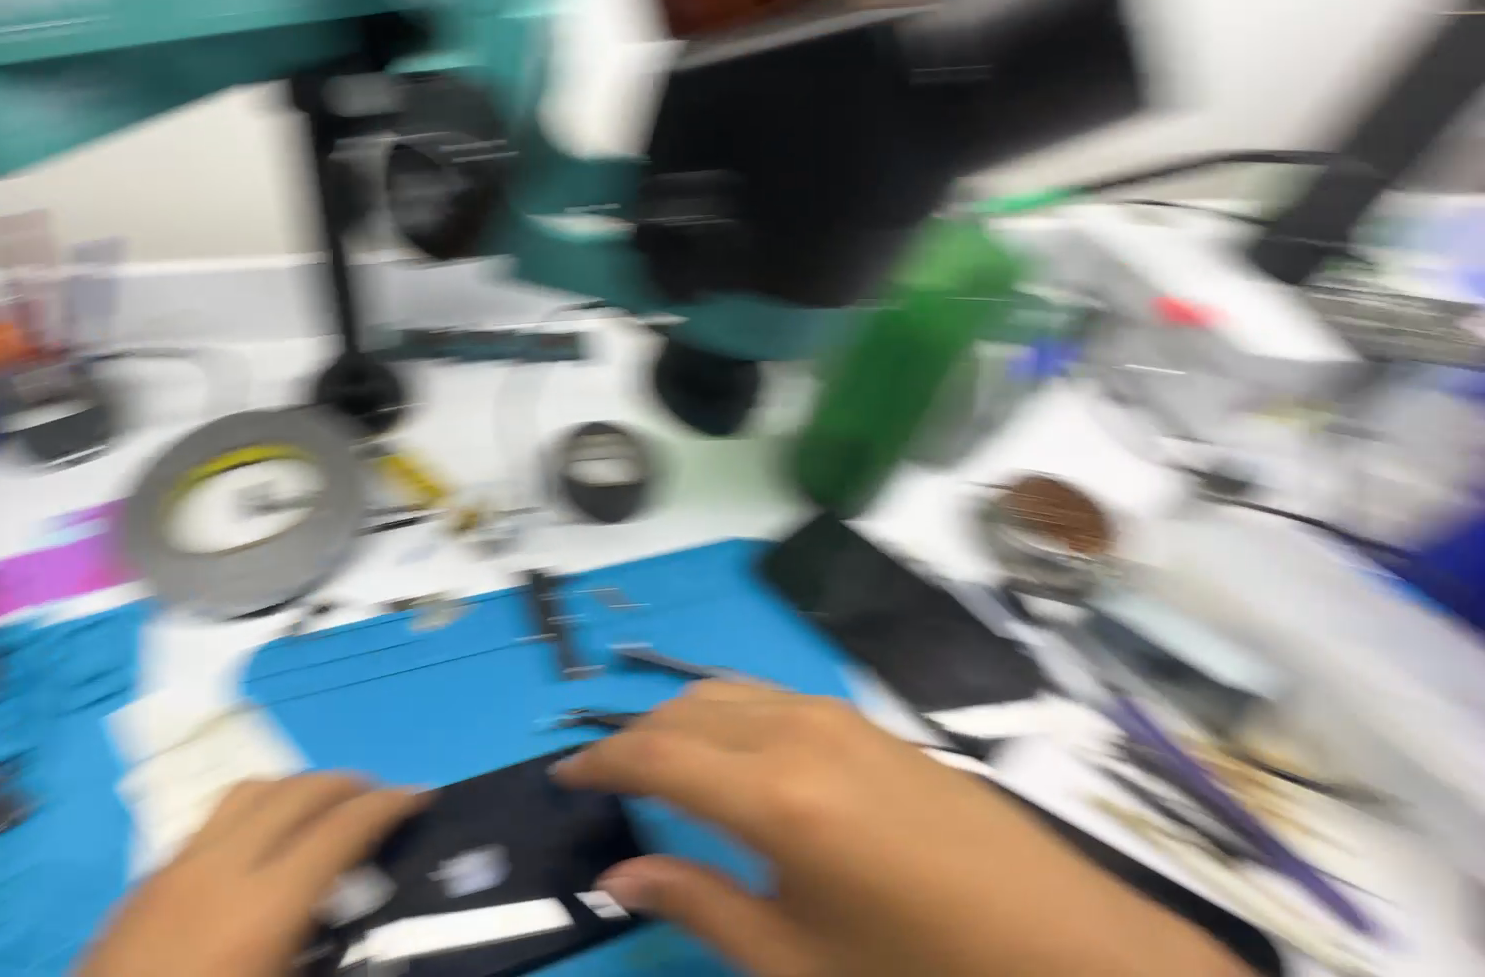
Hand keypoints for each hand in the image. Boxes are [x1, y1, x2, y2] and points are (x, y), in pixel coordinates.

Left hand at [78, 772, 425, 976]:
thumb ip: (329, 950)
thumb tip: (374, 933)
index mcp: (265, 908)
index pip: (342, 829)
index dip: (388, 806)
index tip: (419, 797)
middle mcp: (223, 868)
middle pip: (300, 792)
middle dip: (349, 785)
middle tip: (379, 801)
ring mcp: (179, 867)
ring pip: (252, 789)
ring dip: (300, 787)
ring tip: (324, 809)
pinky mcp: (147, 880)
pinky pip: (214, 815)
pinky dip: (256, 808)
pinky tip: (262, 840)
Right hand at [555, 682, 1250, 976]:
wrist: (1079, 954)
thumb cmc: (925, 974)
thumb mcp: (799, 962)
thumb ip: (698, 905)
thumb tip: (618, 876)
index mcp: (772, 797)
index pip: (653, 757)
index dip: (598, 762)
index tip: (563, 775)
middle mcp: (795, 733)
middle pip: (682, 712)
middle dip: (632, 739)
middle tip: (604, 778)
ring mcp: (836, 717)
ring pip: (723, 693)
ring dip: (676, 720)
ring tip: (656, 762)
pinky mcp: (868, 721)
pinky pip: (767, 697)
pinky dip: (724, 713)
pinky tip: (729, 751)